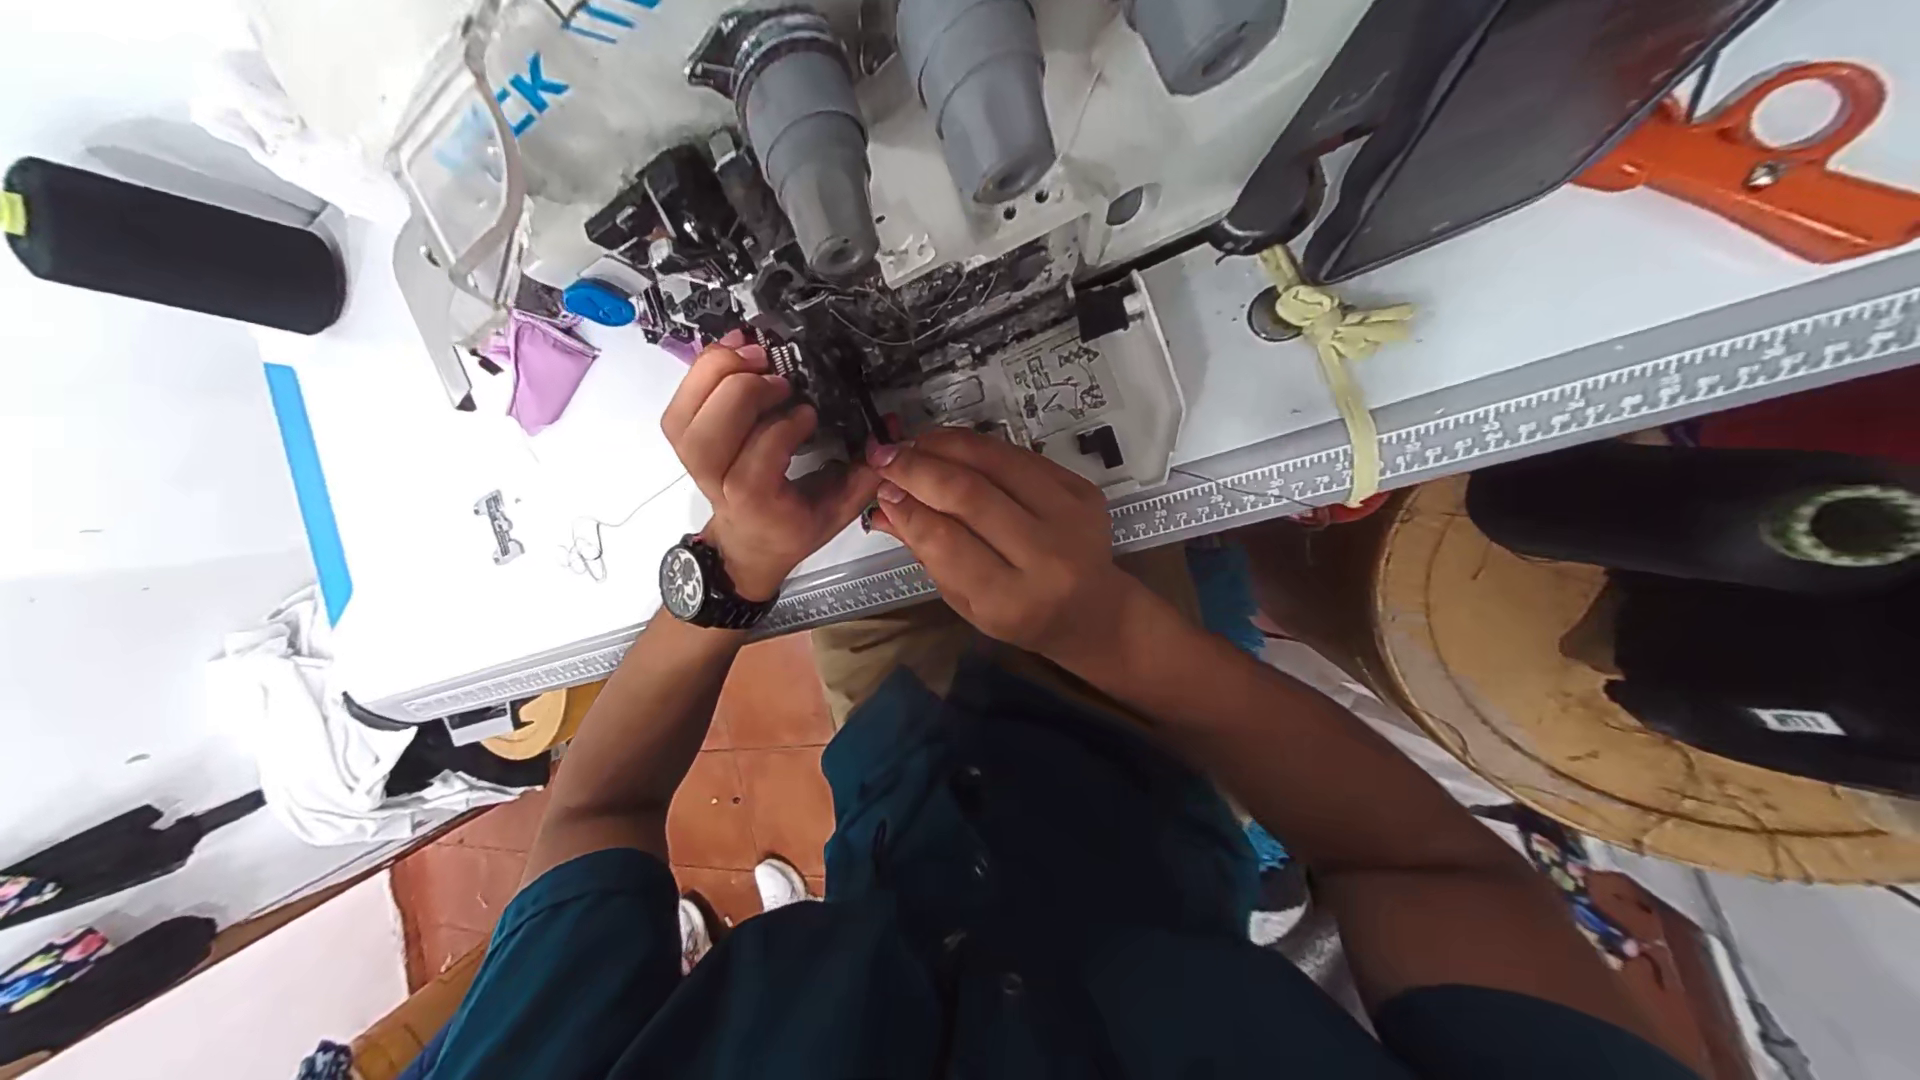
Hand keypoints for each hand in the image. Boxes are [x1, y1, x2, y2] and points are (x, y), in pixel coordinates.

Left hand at [662, 332, 880, 599]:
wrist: (749, 542)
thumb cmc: (791, 528)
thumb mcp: (837, 511)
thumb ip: (865, 474)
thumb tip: (887, 430)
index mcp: (758, 505)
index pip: (755, 466)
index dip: (781, 431)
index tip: (809, 413)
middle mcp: (718, 485)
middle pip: (707, 439)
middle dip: (741, 394)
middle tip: (778, 376)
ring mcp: (695, 462)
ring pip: (684, 418)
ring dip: (715, 375)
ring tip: (753, 352)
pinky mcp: (688, 440)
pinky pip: (681, 403)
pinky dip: (701, 370)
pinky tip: (733, 349)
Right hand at [866, 428, 1143, 664]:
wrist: (1090, 609)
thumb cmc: (1020, 615)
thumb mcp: (966, 600)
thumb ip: (927, 553)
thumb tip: (883, 506)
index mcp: (1011, 600)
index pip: (948, 542)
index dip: (909, 510)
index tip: (880, 490)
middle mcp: (1046, 557)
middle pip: (971, 495)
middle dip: (919, 469)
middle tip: (885, 457)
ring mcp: (1070, 517)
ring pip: (996, 462)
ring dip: (946, 445)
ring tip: (913, 443)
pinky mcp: (1082, 490)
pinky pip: (1019, 454)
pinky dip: (978, 445)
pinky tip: (949, 444)